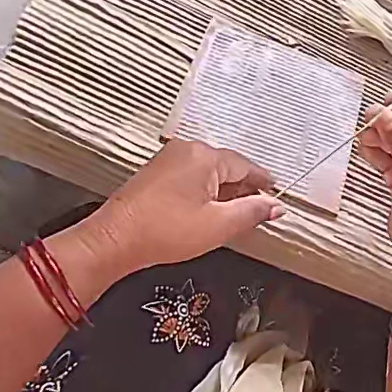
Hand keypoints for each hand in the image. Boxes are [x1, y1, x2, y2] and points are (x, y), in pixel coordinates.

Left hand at [77, 140, 282, 277]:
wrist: (115, 240)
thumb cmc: (164, 231)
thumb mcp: (219, 225)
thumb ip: (253, 212)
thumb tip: (275, 206)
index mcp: (205, 157)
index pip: (246, 166)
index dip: (263, 184)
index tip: (275, 197)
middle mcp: (188, 150)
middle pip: (228, 167)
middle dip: (244, 189)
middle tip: (257, 212)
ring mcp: (170, 159)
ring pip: (210, 172)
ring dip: (223, 192)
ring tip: (232, 216)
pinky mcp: (158, 172)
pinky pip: (192, 176)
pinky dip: (205, 191)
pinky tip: (207, 211)